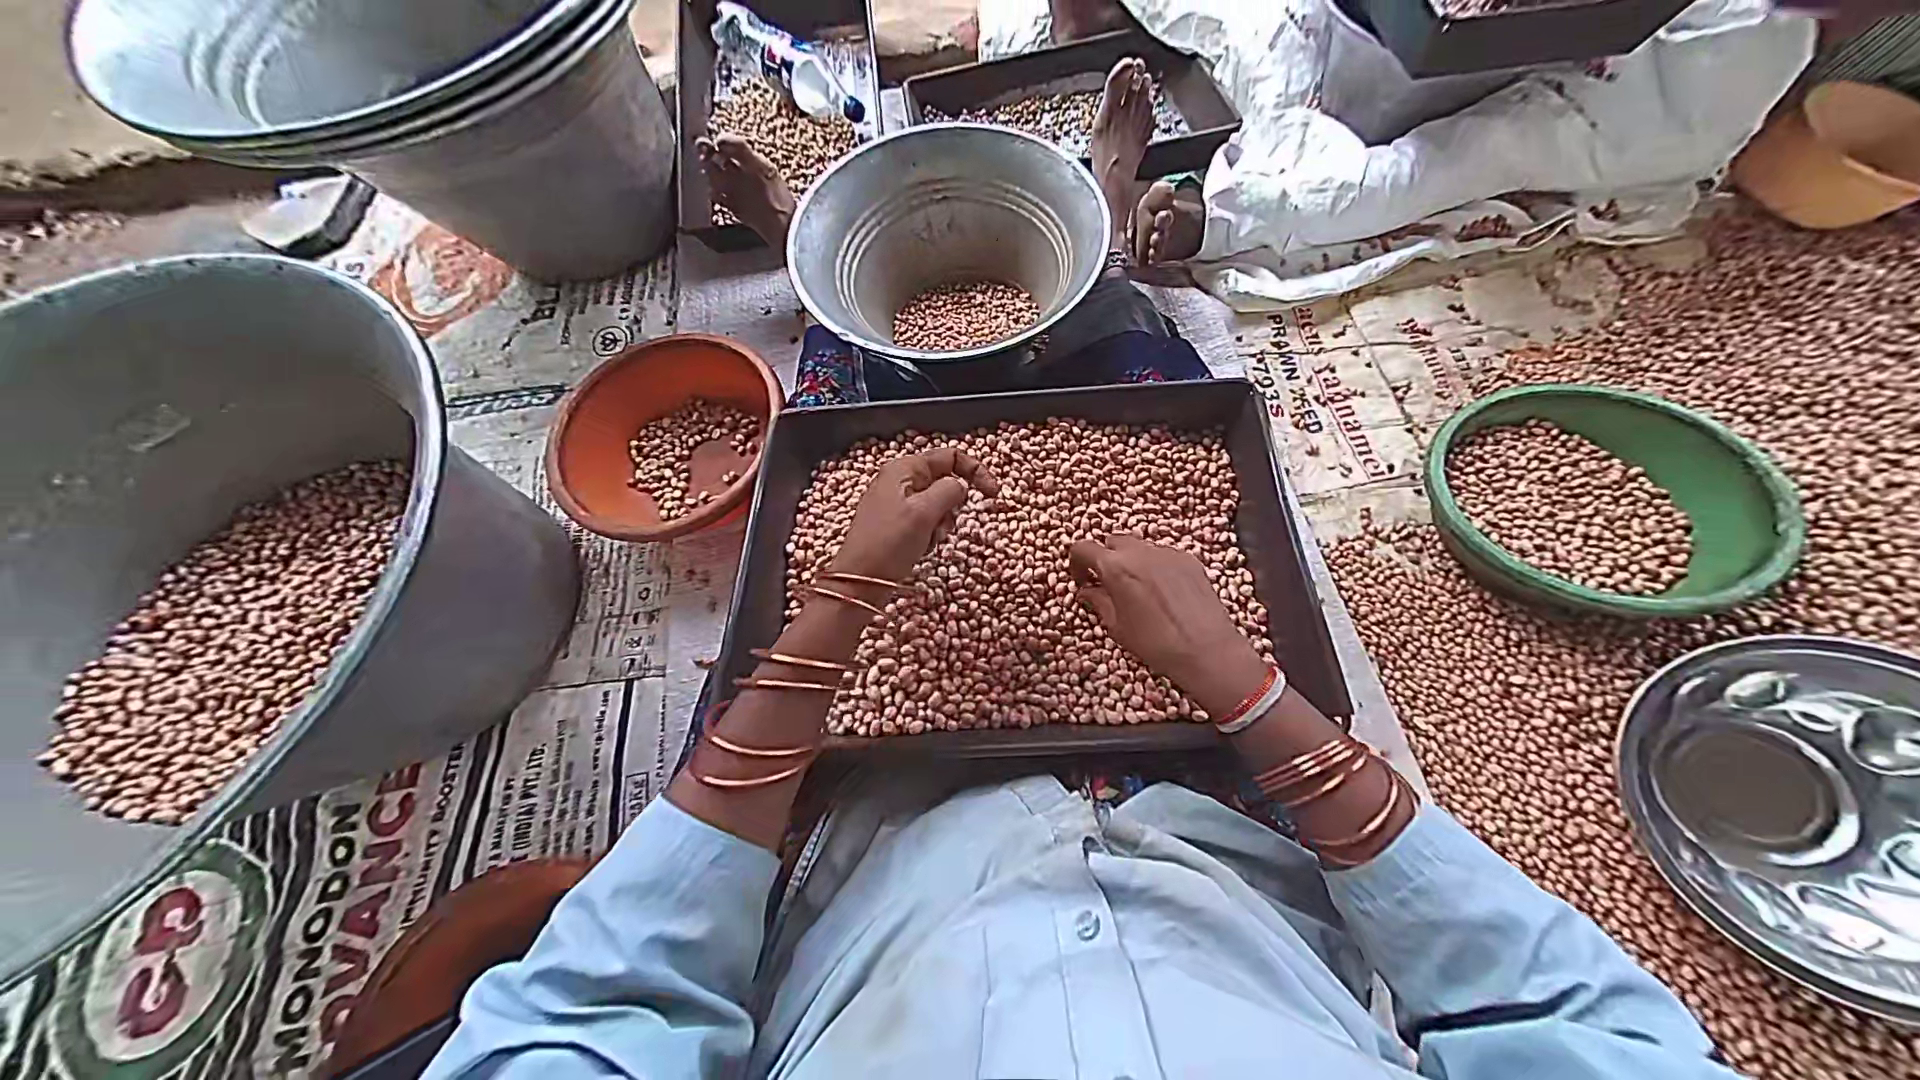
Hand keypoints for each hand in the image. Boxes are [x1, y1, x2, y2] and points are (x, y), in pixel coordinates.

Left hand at [831, 448, 1000, 581]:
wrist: (859, 581)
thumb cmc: (889, 543)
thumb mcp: (924, 511)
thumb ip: (949, 491)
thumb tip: (960, 486)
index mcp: (903, 469)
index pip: (950, 456)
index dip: (975, 471)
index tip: (994, 494)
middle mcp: (899, 481)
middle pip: (945, 483)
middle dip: (951, 507)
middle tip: (940, 525)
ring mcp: (897, 504)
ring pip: (938, 506)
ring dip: (941, 525)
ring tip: (926, 540)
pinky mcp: (897, 525)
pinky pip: (926, 524)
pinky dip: (930, 535)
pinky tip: (919, 548)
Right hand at [1068, 534, 1269, 715]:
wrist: (1206, 651)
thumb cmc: (1157, 643)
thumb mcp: (1116, 626)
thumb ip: (1098, 601)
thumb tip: (1088, 591)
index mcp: (1116, 567)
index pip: (1083, 548)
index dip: (1077, 563)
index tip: (1082, 579)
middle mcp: (1140, 552)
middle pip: (1112, 542)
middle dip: (1104, 559)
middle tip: (1105, 583)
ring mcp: (1167, 554)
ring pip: (1138, 547)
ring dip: (1130, 561)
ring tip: (1135, 589)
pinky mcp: (1188, 560)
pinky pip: (1162, 556)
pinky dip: (1154, 567)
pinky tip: (1160, 592)